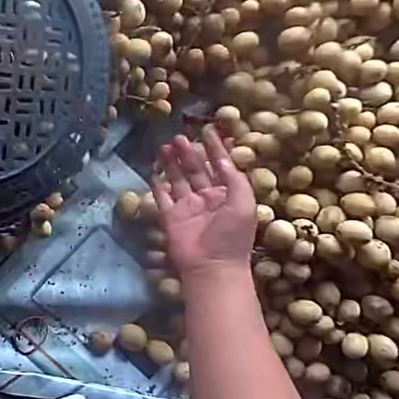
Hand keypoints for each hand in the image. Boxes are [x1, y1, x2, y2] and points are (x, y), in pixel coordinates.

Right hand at [153, 129, 255, 279]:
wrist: (211, 267)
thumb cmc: (232, 236)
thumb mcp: (243, 203)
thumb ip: (234, 179)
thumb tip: (222, 158)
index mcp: (227, 194)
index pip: (220, 165)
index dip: (214, 148)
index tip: (207, 130)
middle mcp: (206, 198)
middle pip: (196, 169)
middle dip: (188, 152)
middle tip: (178, 137)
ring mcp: (187, 207)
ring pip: (178, 179)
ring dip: (172, 163)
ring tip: (164, 146)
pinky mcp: (170, 216)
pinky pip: (162, 196)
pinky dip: (158, 184)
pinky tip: (154, 171)